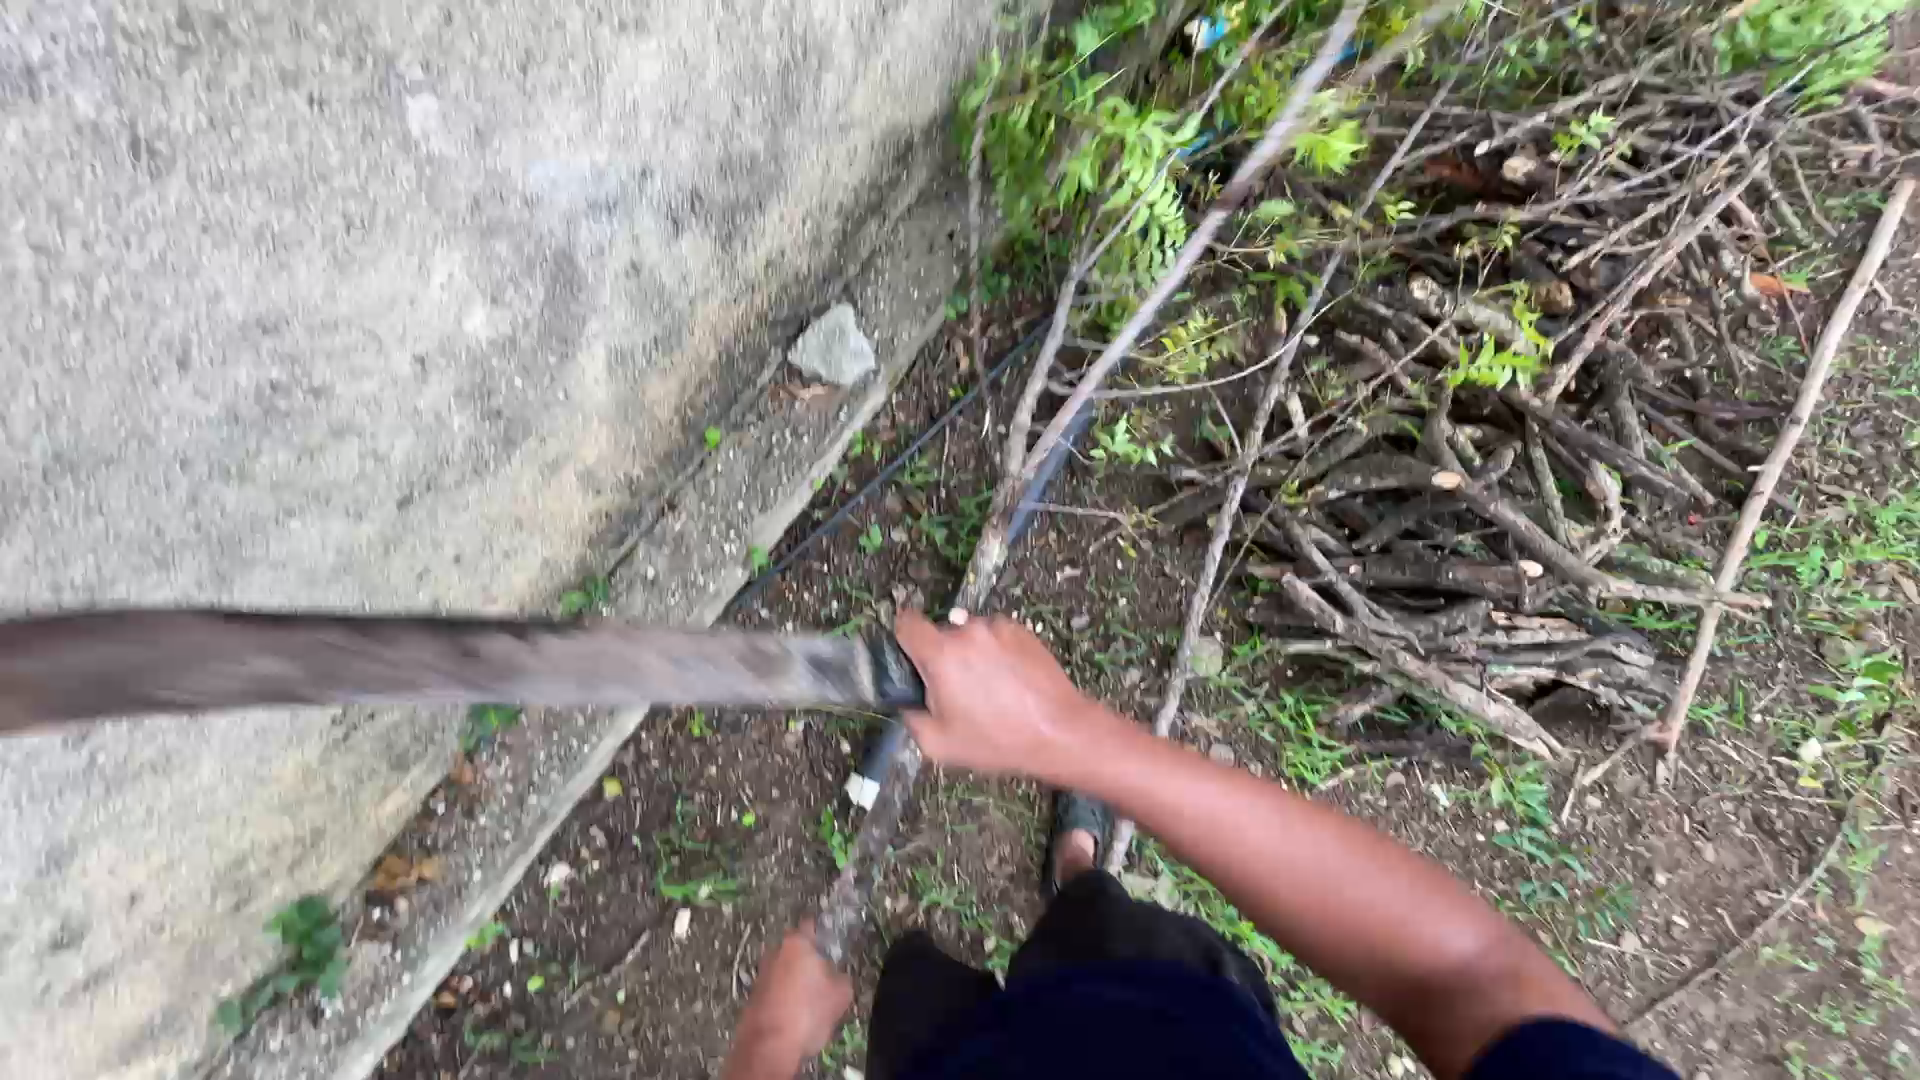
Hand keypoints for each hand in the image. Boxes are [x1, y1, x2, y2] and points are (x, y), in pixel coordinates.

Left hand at [726, 921, 851, 1073]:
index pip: (809, 925)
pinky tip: (793, 1015)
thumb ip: (840, 976)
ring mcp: (760, 975)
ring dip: (793, 980)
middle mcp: (775, 952)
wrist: (768, 1048)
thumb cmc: (808, 1011)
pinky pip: (773, 991)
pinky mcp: (752, 998)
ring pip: (782, 971)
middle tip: (821, 976)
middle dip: (806, 959)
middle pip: (794, 949)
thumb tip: (834, 976)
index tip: (828, 943)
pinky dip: (782, 998)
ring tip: (808, 1000)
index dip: (820, 933)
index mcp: (797, 943)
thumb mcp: (841, 993)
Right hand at [893, 608, 1109, 781]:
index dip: (904, 638)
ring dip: (971, 655)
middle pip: (941, 634)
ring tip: (989, 690)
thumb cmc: (999, 740)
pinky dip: (995, 653)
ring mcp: (998, 628)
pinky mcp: (1021, 631)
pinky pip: (995, 637)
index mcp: (942, 655)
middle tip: (956, 691)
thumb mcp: (939, 745)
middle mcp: (968, 632)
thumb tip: (908, 701)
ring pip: (970, 636)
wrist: (1058, 731)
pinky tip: (1008, 682)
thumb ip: (911, 717)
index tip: (910, 655)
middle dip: (942, 658)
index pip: (907, 623)